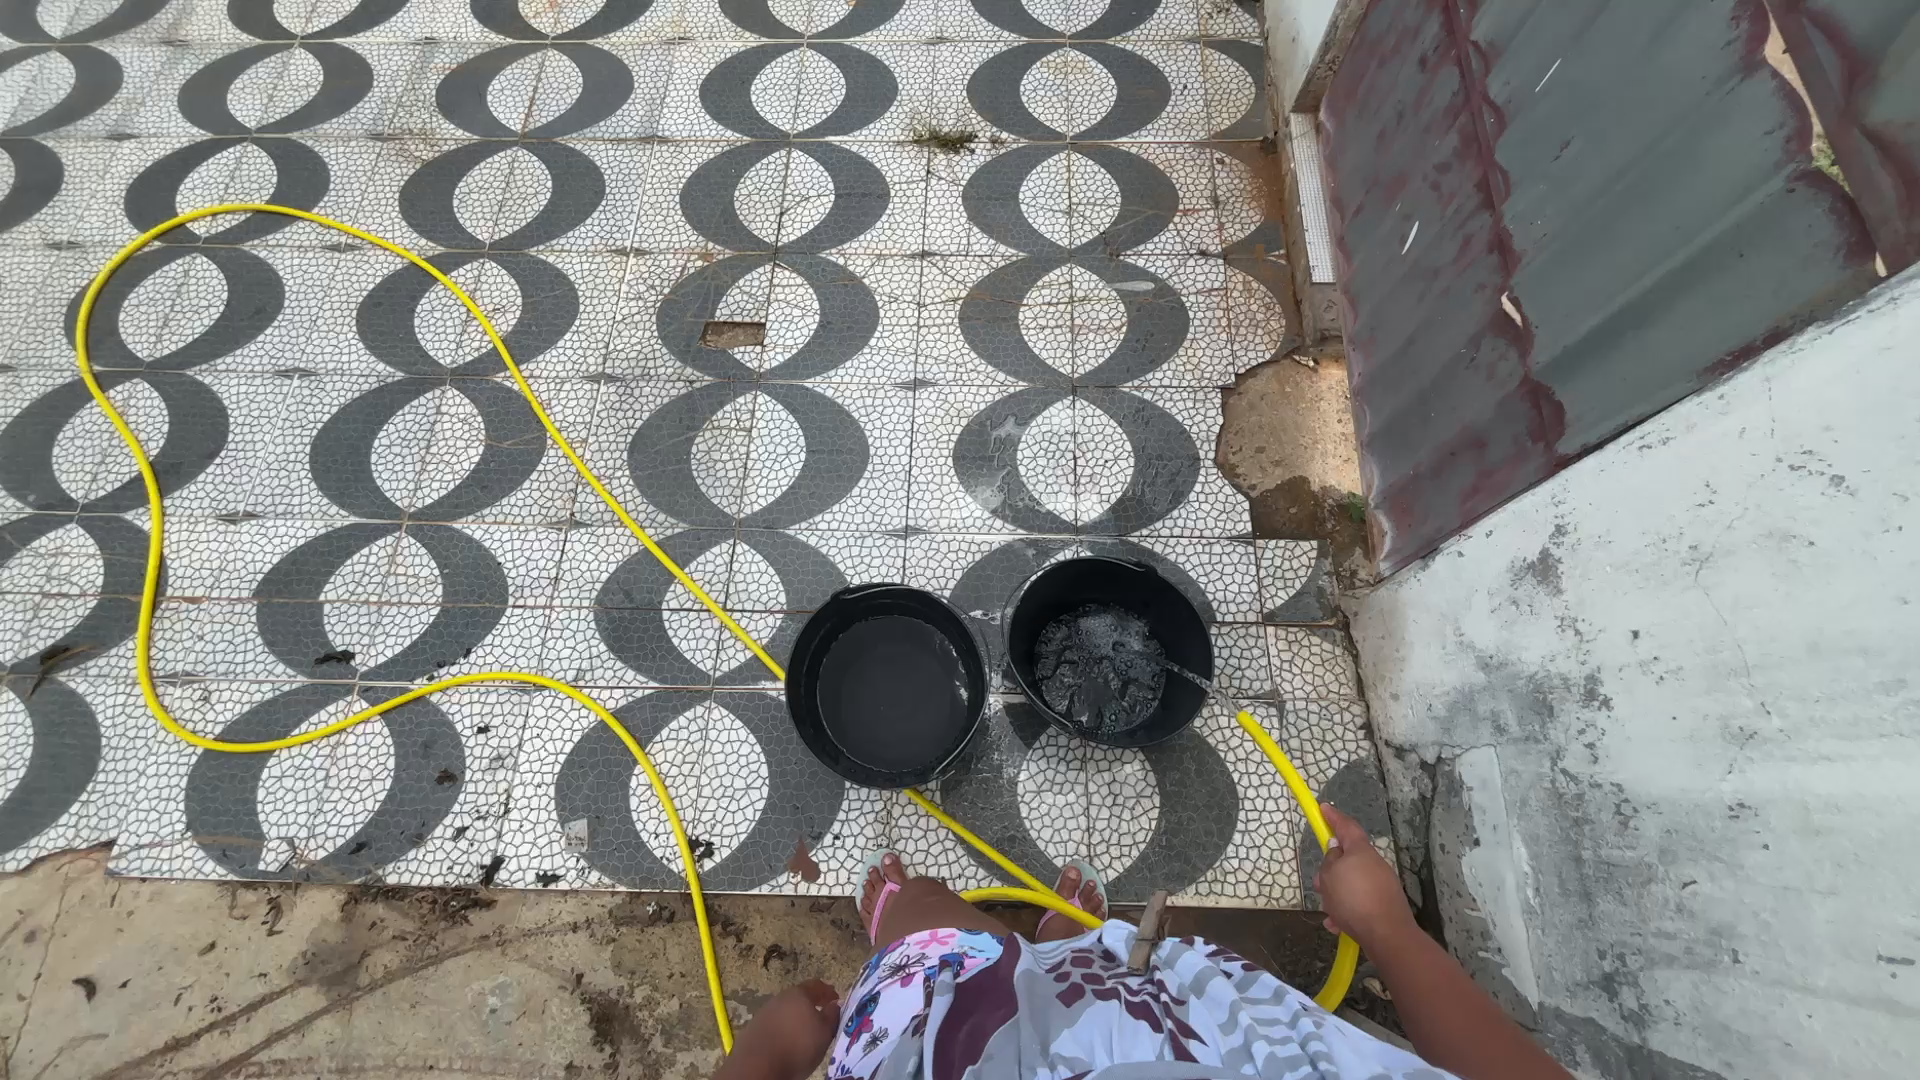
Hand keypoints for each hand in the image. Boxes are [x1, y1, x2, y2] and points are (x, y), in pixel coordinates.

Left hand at [718, 979, 839, 1079]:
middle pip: (798, 997)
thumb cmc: (797, 1047)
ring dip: (794, 1018)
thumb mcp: (824, 1033)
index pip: (816, 985)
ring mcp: (764, 1012)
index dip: (827, 992)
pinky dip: (781, 1029)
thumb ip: (832, 1015)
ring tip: (802, 1032)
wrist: (757, 1067)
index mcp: (799, 993)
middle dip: (810, 1004)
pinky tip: (784, 1042)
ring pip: (784, 1011)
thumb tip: (835, 1004)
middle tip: (819, 1016)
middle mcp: (780, 998)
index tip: (835, 1000)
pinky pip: (772, 1025)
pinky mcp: (752, 1029)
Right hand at [1312, 803, 1415, 948]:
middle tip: (1318, 882)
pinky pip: (1360, 902)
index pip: (1347, 826)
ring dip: (1337, 893)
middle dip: (1331, 870)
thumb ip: (1329, 859)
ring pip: (1352, 883)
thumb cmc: (1353, 898)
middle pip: (1348, 859)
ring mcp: (1383, 886)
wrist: (1388, 936)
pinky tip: (1337, 924)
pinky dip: (1347, 910)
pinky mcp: (1386, 906)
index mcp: (1361, 851)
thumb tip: (1336, 851)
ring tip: (1327, 909)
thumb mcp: (1329, 875)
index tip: (1323, 808)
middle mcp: (1375, 864)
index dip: (1333, 816)